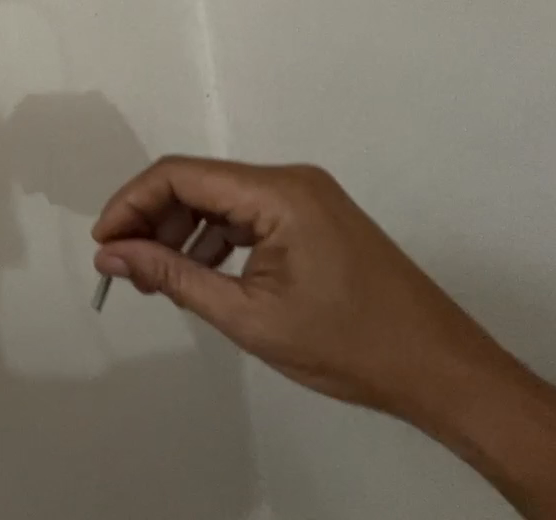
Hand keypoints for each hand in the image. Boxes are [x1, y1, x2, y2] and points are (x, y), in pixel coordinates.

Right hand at [91, 157, 510, 422]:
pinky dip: (211, 240)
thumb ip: (171, 275)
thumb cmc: (350, 347)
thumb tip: (109, 255)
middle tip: (125, 267)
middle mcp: (288, 180)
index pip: (178, 176)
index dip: (130, 204)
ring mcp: (304, 198)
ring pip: (216, 200)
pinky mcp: (312, 219)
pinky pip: (243, 216)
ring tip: (156, 278)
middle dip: (150, 221)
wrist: (452, 379)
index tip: (104, 245)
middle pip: (194, 184)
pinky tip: (197, 274)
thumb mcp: (247, 315)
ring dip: (177, 232)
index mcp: (277, 192)